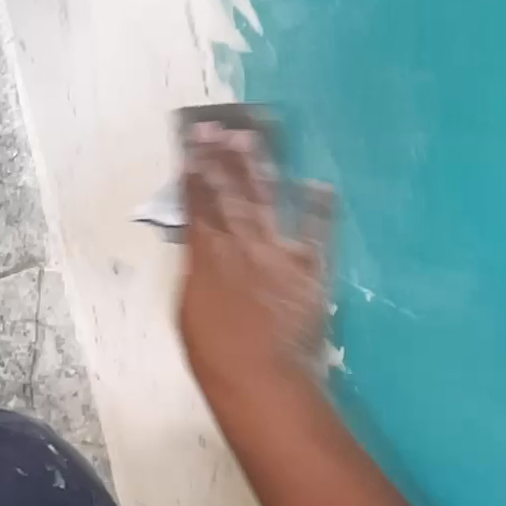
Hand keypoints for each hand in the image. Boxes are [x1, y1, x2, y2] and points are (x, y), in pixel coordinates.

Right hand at [177, 123, 334, 396]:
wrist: (263, 379)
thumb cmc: (213, 352)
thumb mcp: (187, 306)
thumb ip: (196, 268)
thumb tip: (198, 244)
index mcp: (207, 257)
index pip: (198, 206)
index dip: (194, 174)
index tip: (190, 145)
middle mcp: (243, 246)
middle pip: (229, 195)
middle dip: (220, 159)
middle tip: (215, 127)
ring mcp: (280, 255)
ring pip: (266, 203)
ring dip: (257, 169)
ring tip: (249, 138)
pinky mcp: (311, 270)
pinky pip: (318, 234)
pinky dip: (319, 208)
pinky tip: (317, 183)